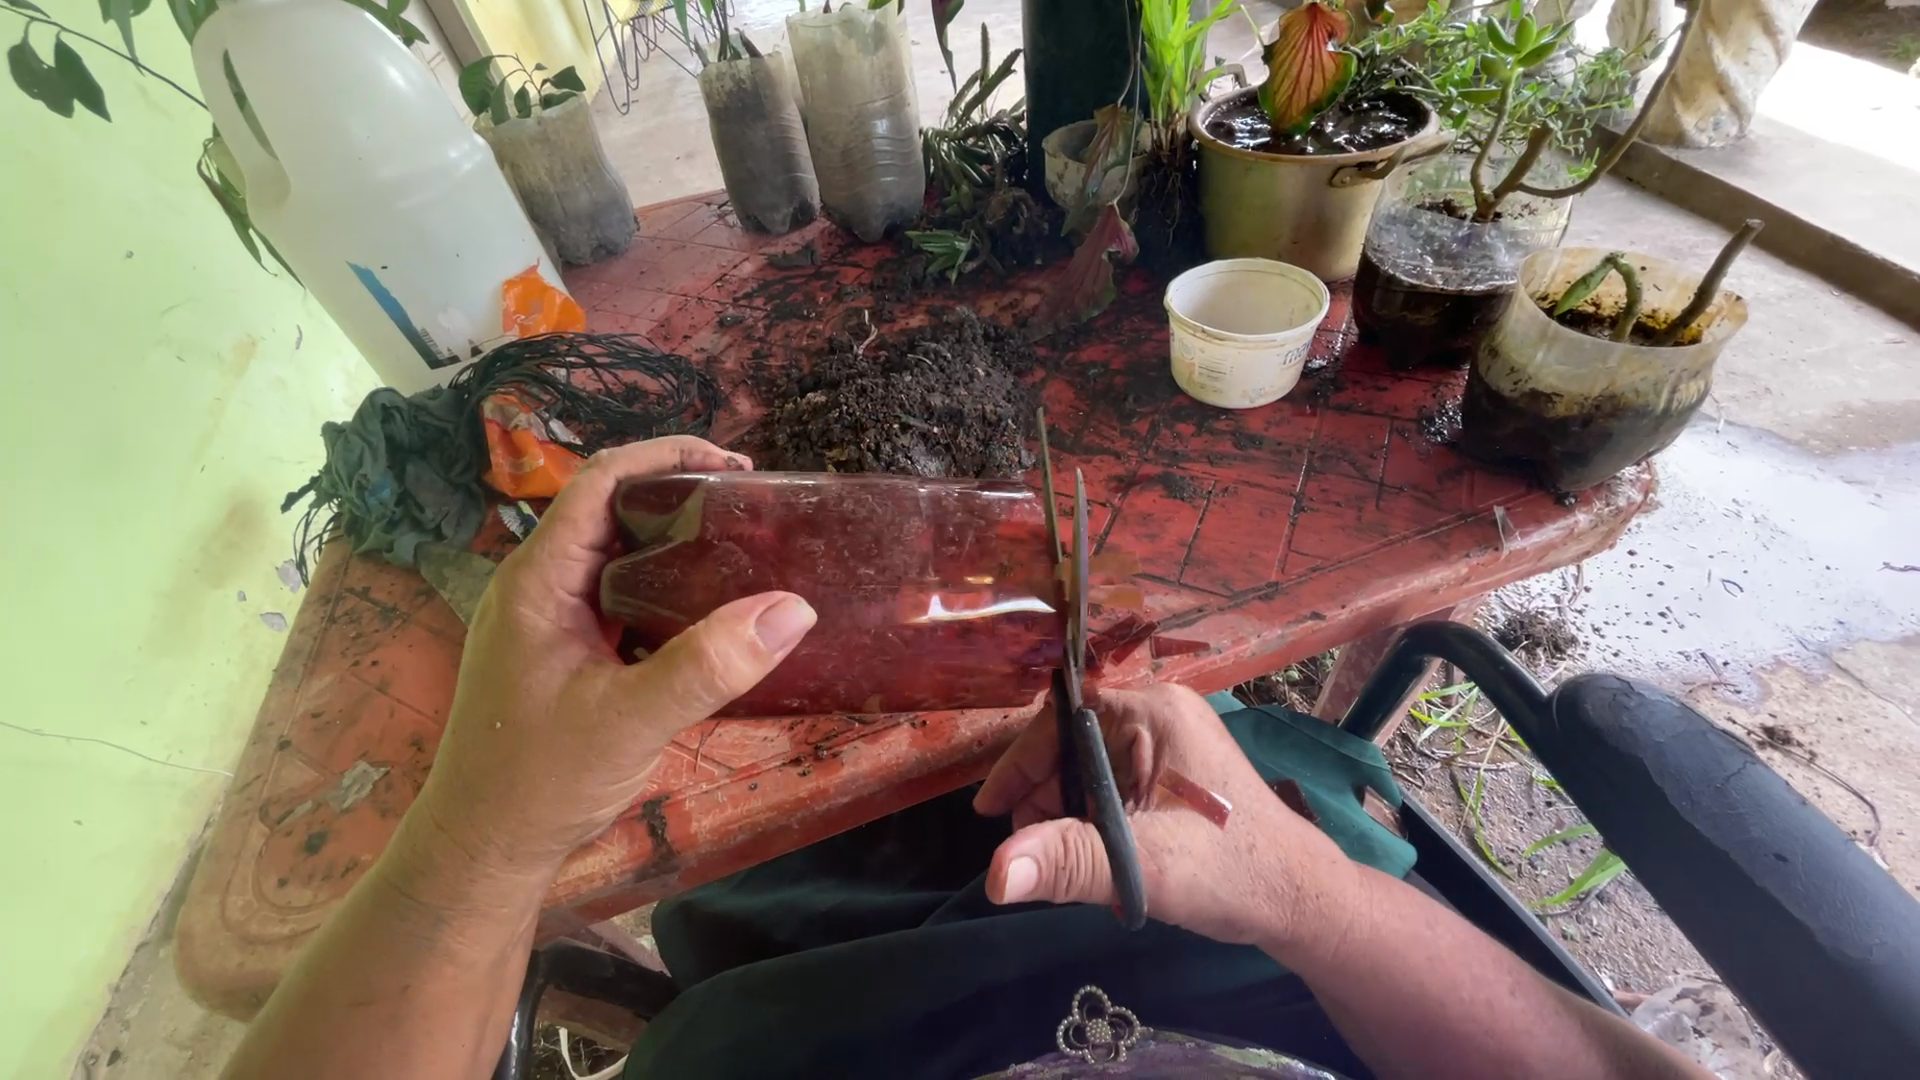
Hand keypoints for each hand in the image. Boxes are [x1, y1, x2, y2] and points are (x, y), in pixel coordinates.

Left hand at [412, 437, 817, 888]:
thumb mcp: (631, 719)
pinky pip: (627, 596)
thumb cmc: (540, 780)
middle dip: (681, 494)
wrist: (485, 850)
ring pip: (621, 555)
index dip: (665, 456)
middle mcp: (542, 587)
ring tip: (742, 546)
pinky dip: (671, 586)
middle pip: (613, 510)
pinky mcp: (571, 650)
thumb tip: (795, 609)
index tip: (734, 465)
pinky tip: (712, 607)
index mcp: (540, 580)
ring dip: (678, 541)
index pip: (599, 482)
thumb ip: (709, 665)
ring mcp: (554, 620)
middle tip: (752, 505)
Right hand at [973, 684, 1359, 947]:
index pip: (1064, 721)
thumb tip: (995, 875)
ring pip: (1089, 766)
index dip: (1021, 763)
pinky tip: (1092, 850)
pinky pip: (1111, 781)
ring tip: (1066, 859)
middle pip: (1073, 744)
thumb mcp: (1145, 866)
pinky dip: (1092, 815)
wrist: (1303, 903)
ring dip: (1067, 810)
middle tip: (1031, 850)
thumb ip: (1069, 862)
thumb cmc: (1232, 872)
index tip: (991, 810)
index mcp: (1154, 711)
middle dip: (1044, 796)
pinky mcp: (1172, 768)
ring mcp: (1167, 740)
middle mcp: (1158, 713)